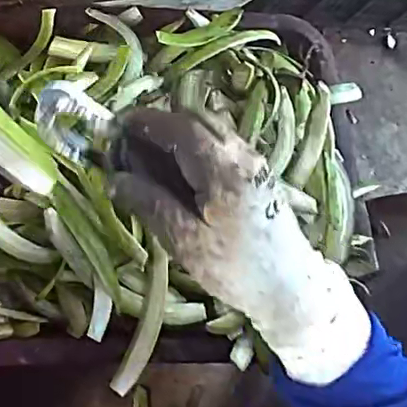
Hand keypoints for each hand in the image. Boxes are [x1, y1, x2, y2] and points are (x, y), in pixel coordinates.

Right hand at [107, 108, 369, 384]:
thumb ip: (149, 203)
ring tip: (146, 157)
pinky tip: (175, 169)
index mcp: (222, 168)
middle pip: (192, 119)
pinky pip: (216, 142)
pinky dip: (190, 144)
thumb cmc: (235, 269)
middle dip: (157, 125)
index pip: (178, 128)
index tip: (115, 127)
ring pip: (206, 127)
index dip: (143, 122)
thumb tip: (114, 179)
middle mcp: (240, 153)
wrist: (292, 288)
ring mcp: (250, 158)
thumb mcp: (184, 242)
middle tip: (127, 143)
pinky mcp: (253, 169)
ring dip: (174, 133)